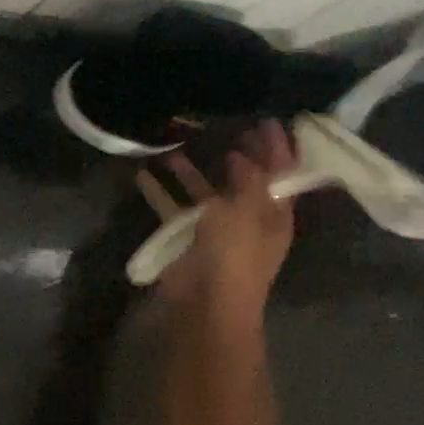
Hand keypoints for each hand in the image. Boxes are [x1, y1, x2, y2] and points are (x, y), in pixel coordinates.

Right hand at [139, 119, 297, 328]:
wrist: (204, 304)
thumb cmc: (233, 254)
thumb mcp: (246, 210)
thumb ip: (248, 180)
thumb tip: (244, 155)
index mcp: (274, 214)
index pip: (281, 174)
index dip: (276, 148)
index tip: (265, 120)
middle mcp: (248, 220)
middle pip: (243, 181)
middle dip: (236, 156)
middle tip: (223, 127)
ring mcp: (216, 231)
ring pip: (205, 194)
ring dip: (192, 172)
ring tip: (174, 147)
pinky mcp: (186, 241)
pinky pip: (173, 209)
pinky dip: (160, 192)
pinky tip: (143, 174)